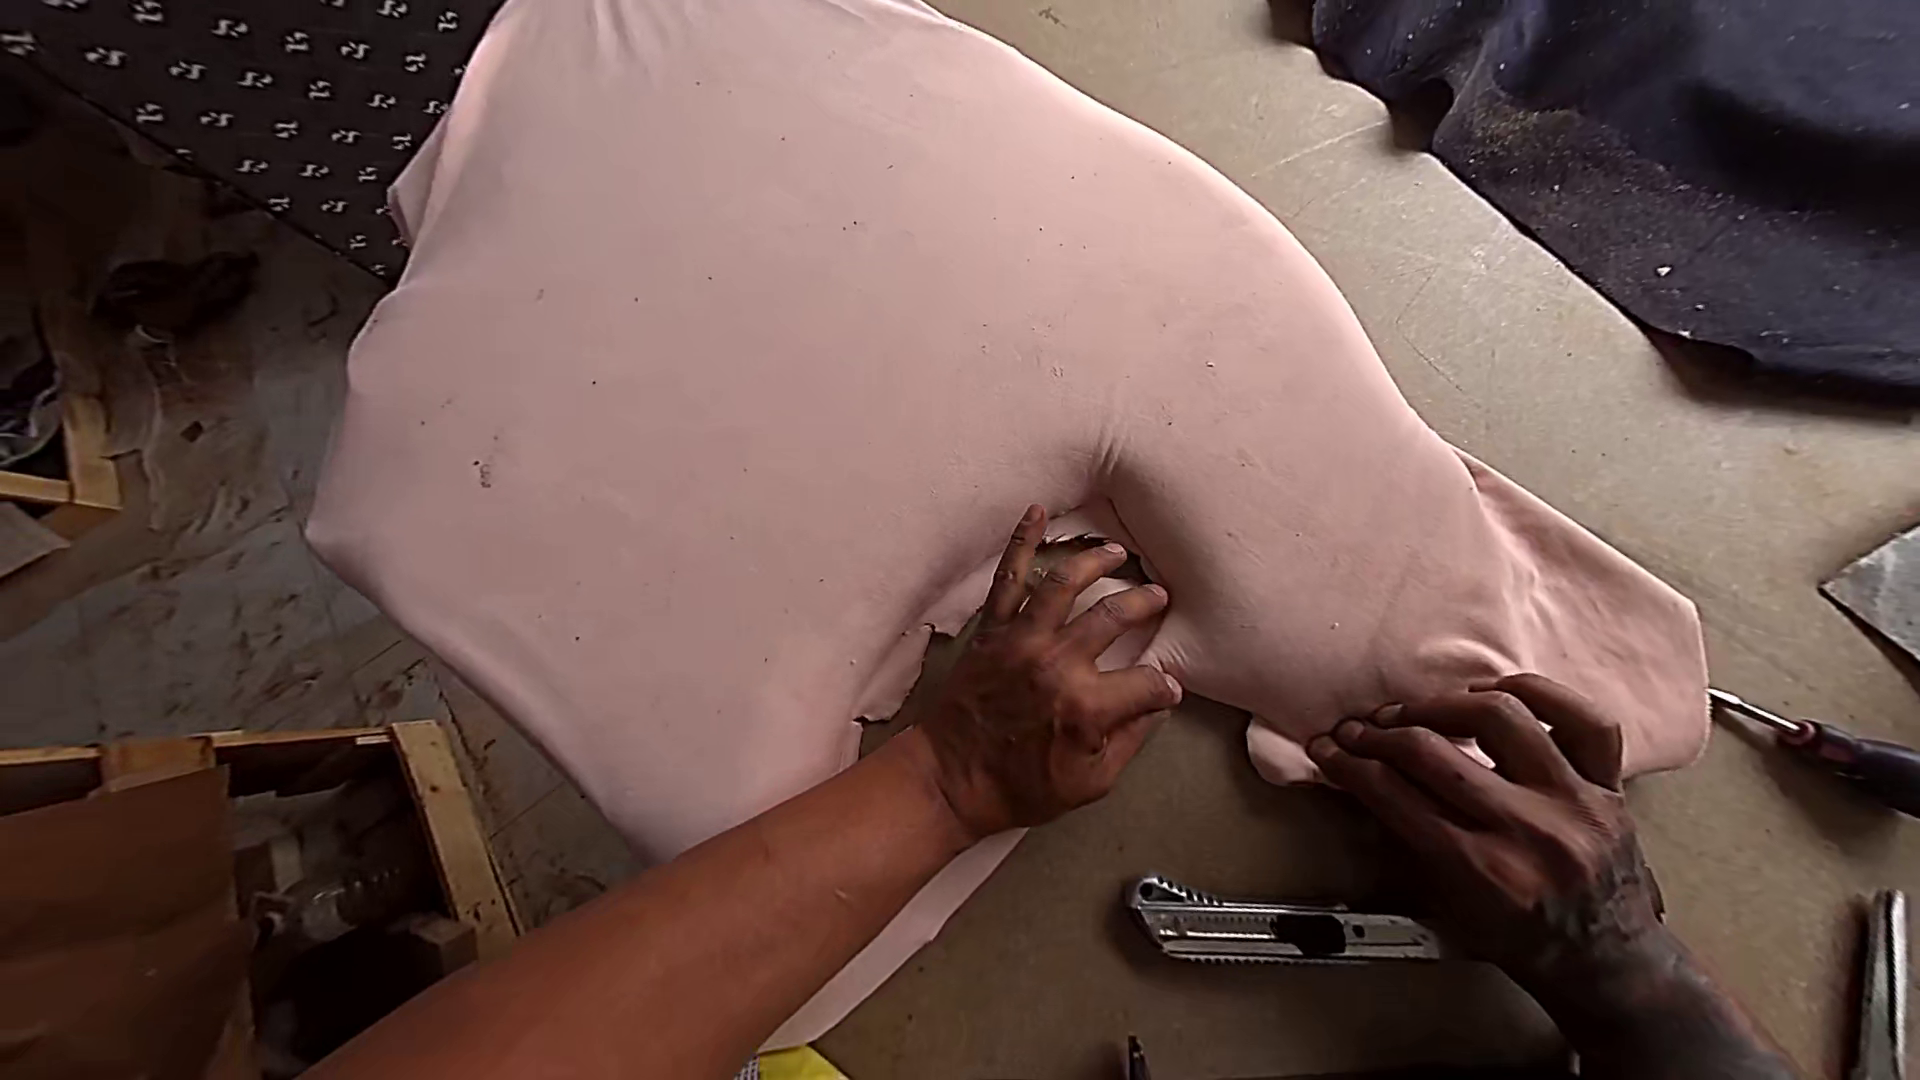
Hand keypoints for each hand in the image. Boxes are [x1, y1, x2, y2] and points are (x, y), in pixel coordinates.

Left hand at [917, 504, 1182, 840]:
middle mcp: (1057, 663)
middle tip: (1158, 597)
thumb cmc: (1021, 786)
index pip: (1149, 682)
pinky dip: (1021, 542)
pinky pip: (1007, 577)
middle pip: (1115, 617)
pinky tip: (1036, 512)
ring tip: (1117, 552)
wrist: (952, 777)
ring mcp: (1022, 639)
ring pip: (1065, 584)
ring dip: (1096, 562)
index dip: (1164, 686)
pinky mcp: (993, 630)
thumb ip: (1130, 740)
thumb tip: (1156, 704)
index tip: (1166, 686)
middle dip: (1145, 603)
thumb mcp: (1092, 783)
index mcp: (1087, 706)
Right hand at [1304, 675, 1666, 998]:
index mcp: (1481, 868)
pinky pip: (1585, 721)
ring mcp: (1577, 803)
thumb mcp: (1439, 895)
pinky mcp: (1611, 790)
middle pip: (1428, 751)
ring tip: (1413, 713)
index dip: (1344, 761)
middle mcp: (1531, 830)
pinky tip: (1492, 692)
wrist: (1613, 967)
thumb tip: (1353, 771)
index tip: (1324, 746)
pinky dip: (1537, 694)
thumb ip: (1398, 829)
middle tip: (1354, 730)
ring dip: (1437, 706)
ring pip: (1497, 716)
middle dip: (1374, 735)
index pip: (1389, 791)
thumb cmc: (1514, 936)